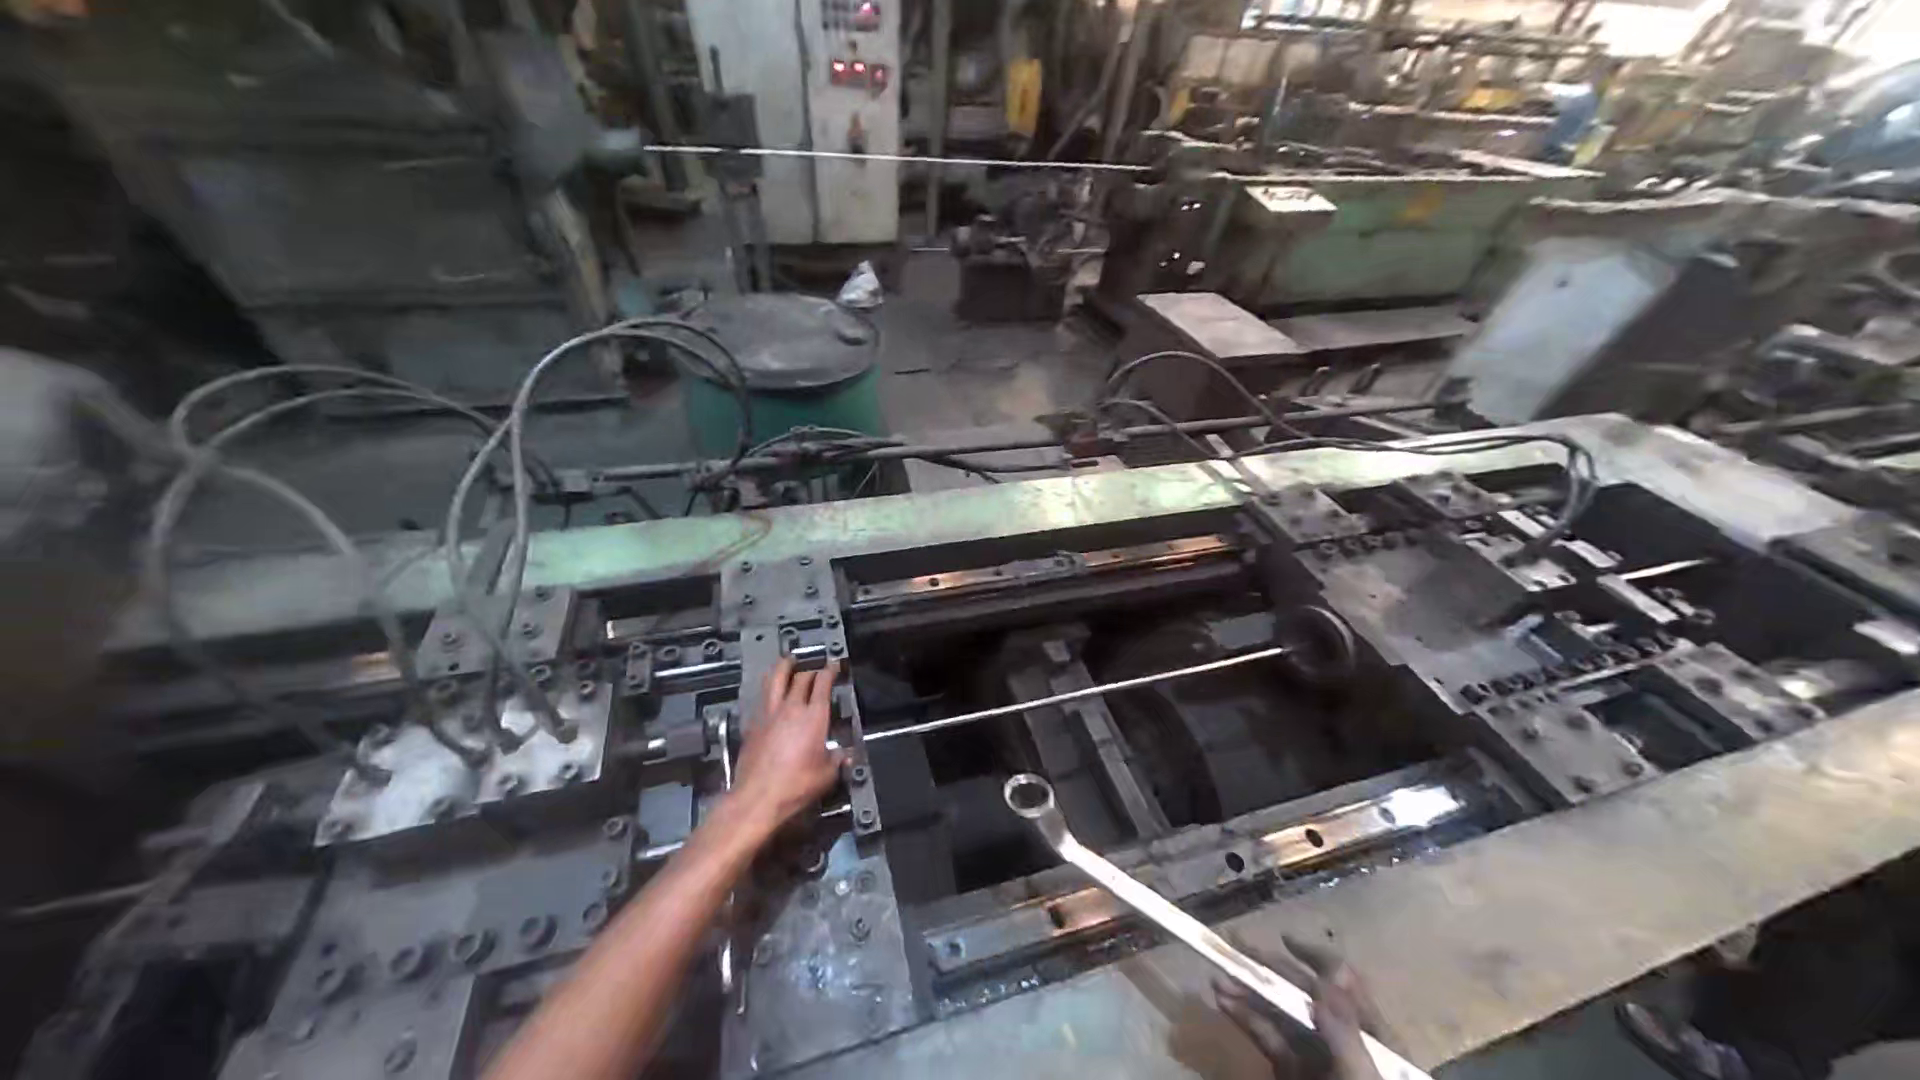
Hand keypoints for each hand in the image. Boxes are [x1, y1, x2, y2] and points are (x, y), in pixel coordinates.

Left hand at [730, 657, 845, 834]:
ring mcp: (769, 714)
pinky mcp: (753, 724)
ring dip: (783, 668)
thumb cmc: (796, 785)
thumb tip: (845, 756)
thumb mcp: (827, 774)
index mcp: (814, 716)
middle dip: (809, 669)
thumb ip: (838, 760)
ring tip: (788, 662)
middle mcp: (791, 708)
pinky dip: (769, 689)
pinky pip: (762, 698)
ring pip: (775, 679)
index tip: (833, 665)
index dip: (830, 670)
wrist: (758, 797)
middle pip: (800, 677)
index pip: (822, 683)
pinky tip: (770, 693)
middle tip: (815, 668)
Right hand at [1214, 935, 1386, 1079]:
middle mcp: (1343, 1041)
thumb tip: (1325, 977)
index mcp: (1374, 1039)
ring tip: (1218, 976)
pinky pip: (1268, 1038)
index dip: (1317, 959)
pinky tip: (1224, 1002)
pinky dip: (1245, 1018)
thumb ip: (1345, 1033)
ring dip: (1249, 992)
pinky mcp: (1292, 1073)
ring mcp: (1316, 1058)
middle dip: (1270, 970)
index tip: (1286, 941)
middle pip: (1304, 994)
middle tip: (1235, 947)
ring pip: (1280, 1013)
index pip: (1345, 986)